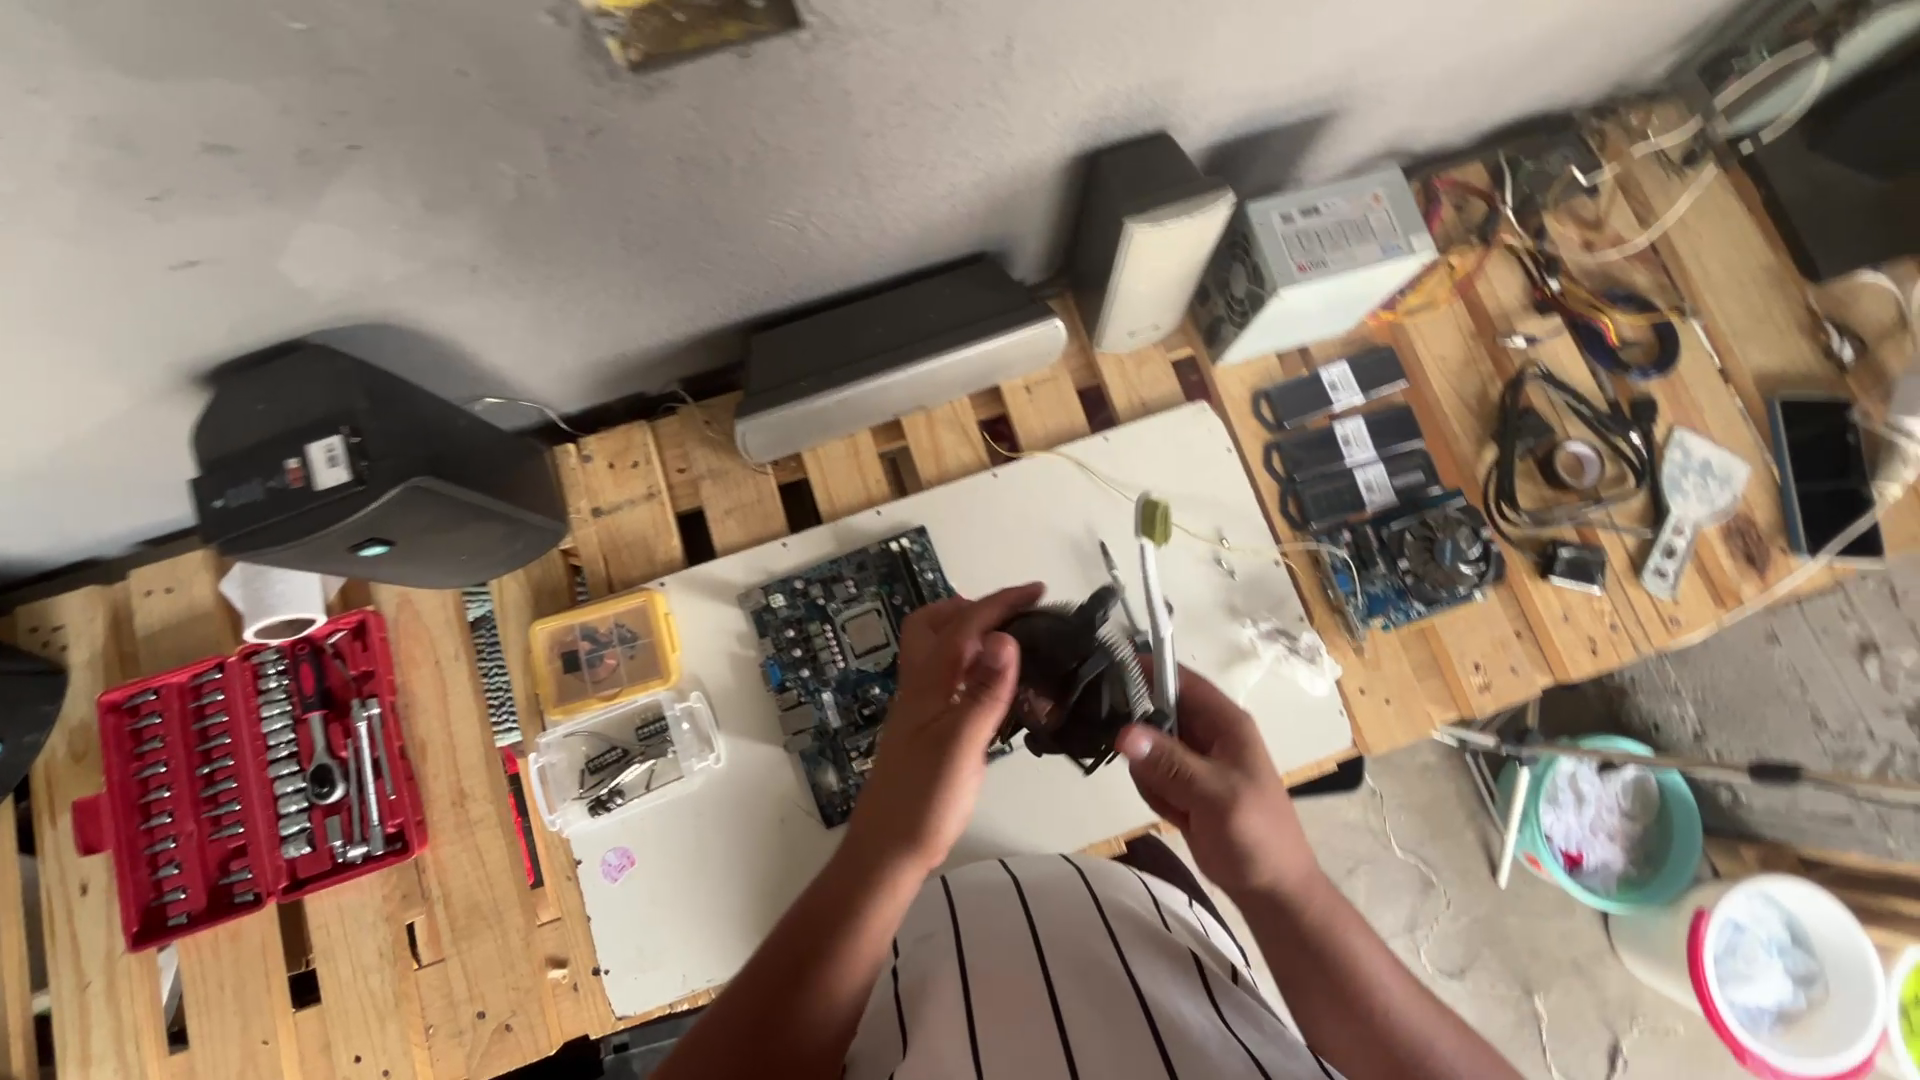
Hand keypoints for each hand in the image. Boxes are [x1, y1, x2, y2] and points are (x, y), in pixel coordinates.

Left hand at [844, 583, 1044, 874]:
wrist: (888, 850)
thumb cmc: (923, 801)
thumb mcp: (960, 745)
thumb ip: (984, 692)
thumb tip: (1004, 637)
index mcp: (927, 683)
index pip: (965, 626)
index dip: (1000, 602)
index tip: (1037, 591)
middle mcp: (920, 687)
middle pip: (932, 625)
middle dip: (971, 608)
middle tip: (1013, 615)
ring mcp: (921, 708)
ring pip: (939, 652)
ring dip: (971, 635)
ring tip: (1013, 644)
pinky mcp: (929, 729)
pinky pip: (950, 680)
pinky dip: (974, 668)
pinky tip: (997, 688)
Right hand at [1115, 669, 1322, 901]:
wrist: (1271, 888)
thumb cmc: (1255, 835)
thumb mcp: (1214, 796)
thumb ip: (1170, 763)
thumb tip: (1124, 733)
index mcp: (1225, 723)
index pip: (1181, 680)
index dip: (1147, 669)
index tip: (1106, 669)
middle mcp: (1208, 733)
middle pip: (1157, 710)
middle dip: (1141, 733)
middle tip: (1134, 758)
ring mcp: (1193, 760)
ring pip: (1147, 745)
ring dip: (1149, 772)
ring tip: (1172, 800)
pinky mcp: (1182, 784)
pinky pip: (1150, 773)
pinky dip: (1153, 790)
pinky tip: (1174, 812)